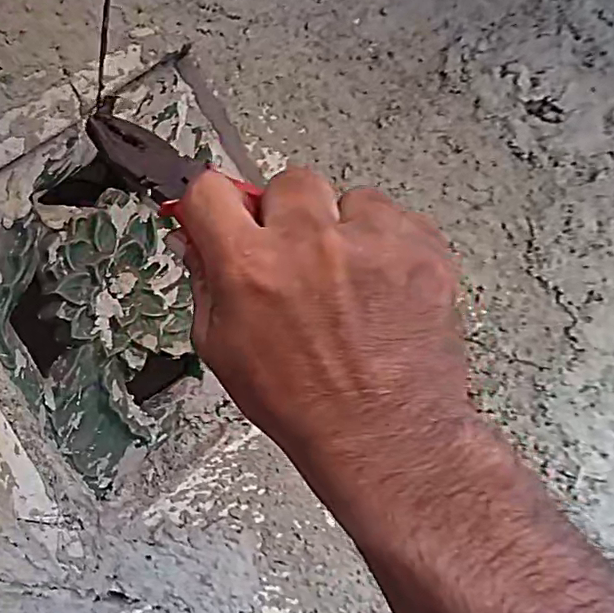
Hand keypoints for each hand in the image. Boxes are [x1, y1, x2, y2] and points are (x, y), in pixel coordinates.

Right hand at [171, 169, 468, 459]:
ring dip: (337, 226)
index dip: (210, 200)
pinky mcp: (419, 249)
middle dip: (282, 212)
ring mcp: (368, 244)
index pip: (209, 189)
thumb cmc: (300, 398)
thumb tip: (194, 240)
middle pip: (284, 181)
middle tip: (290, 250)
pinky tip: (374, 283)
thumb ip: (204, 280)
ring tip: (341, 274)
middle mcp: (307, 245)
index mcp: (248, 266)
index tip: (218, 210)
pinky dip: (380, 241)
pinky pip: (392, 217)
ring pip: (343, 196)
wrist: (382, 432)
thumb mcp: (219, 344)